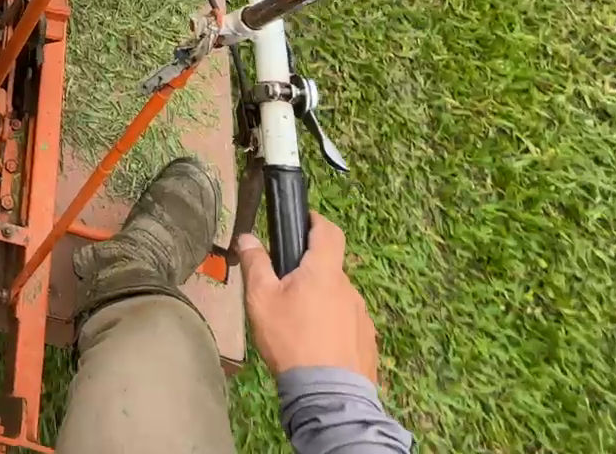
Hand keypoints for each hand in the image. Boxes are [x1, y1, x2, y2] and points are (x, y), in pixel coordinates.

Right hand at [237, 213, 380, 383]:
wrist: (328, 396)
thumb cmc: (291, 337)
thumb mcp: (261, 298)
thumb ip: (256, 263)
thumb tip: (248, 238)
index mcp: (324, 272)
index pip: (329, 232)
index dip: (316, 220)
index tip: (303, 219)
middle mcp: (349, 289)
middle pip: (329, 268)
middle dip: (308, 270)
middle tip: (283, 286)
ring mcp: (362, 317)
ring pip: (337, 296)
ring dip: (320, 299)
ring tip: (297, 320)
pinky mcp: (367, 342)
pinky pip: (347, 321)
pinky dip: (331, 323)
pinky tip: (314, 342)